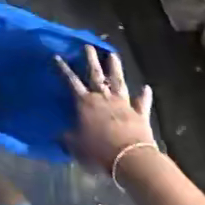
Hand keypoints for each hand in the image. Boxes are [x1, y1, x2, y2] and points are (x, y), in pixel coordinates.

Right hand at [55, 45, 156, 173]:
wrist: (130, 158)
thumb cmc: (99, 152)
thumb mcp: (76, 147)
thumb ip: (67, 138)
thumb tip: (58, 134)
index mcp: (85, 103)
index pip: (72, 82)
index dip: (63, 69)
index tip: (57, 56)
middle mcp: (103, 98)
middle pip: (96, 74)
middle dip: (91, 59)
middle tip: (88, 46)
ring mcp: (123, 104)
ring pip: (118, 82)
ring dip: (116, 68)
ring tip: (113, 55)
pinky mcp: (139, 114)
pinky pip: (142, 102)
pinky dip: (144, 96)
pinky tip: (147, 88)